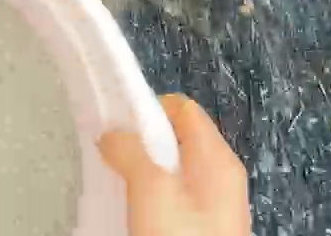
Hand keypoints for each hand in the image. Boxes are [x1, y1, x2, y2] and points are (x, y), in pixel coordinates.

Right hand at [99, 94, 249, 235]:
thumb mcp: (151, 188)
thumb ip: (129, 148)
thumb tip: (111, 134)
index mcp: (218, 159)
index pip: (180, 106)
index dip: (147, 109)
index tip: (118, 125)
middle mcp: (219, 177)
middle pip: (172, 137)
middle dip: (139, 143)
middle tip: (115, 157)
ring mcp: (211, 207)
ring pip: (167, 169)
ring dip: (140, 172)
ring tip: (121, 187)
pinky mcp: (199, 230)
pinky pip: (169, 197)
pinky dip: (147, 197)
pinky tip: (134, 213)